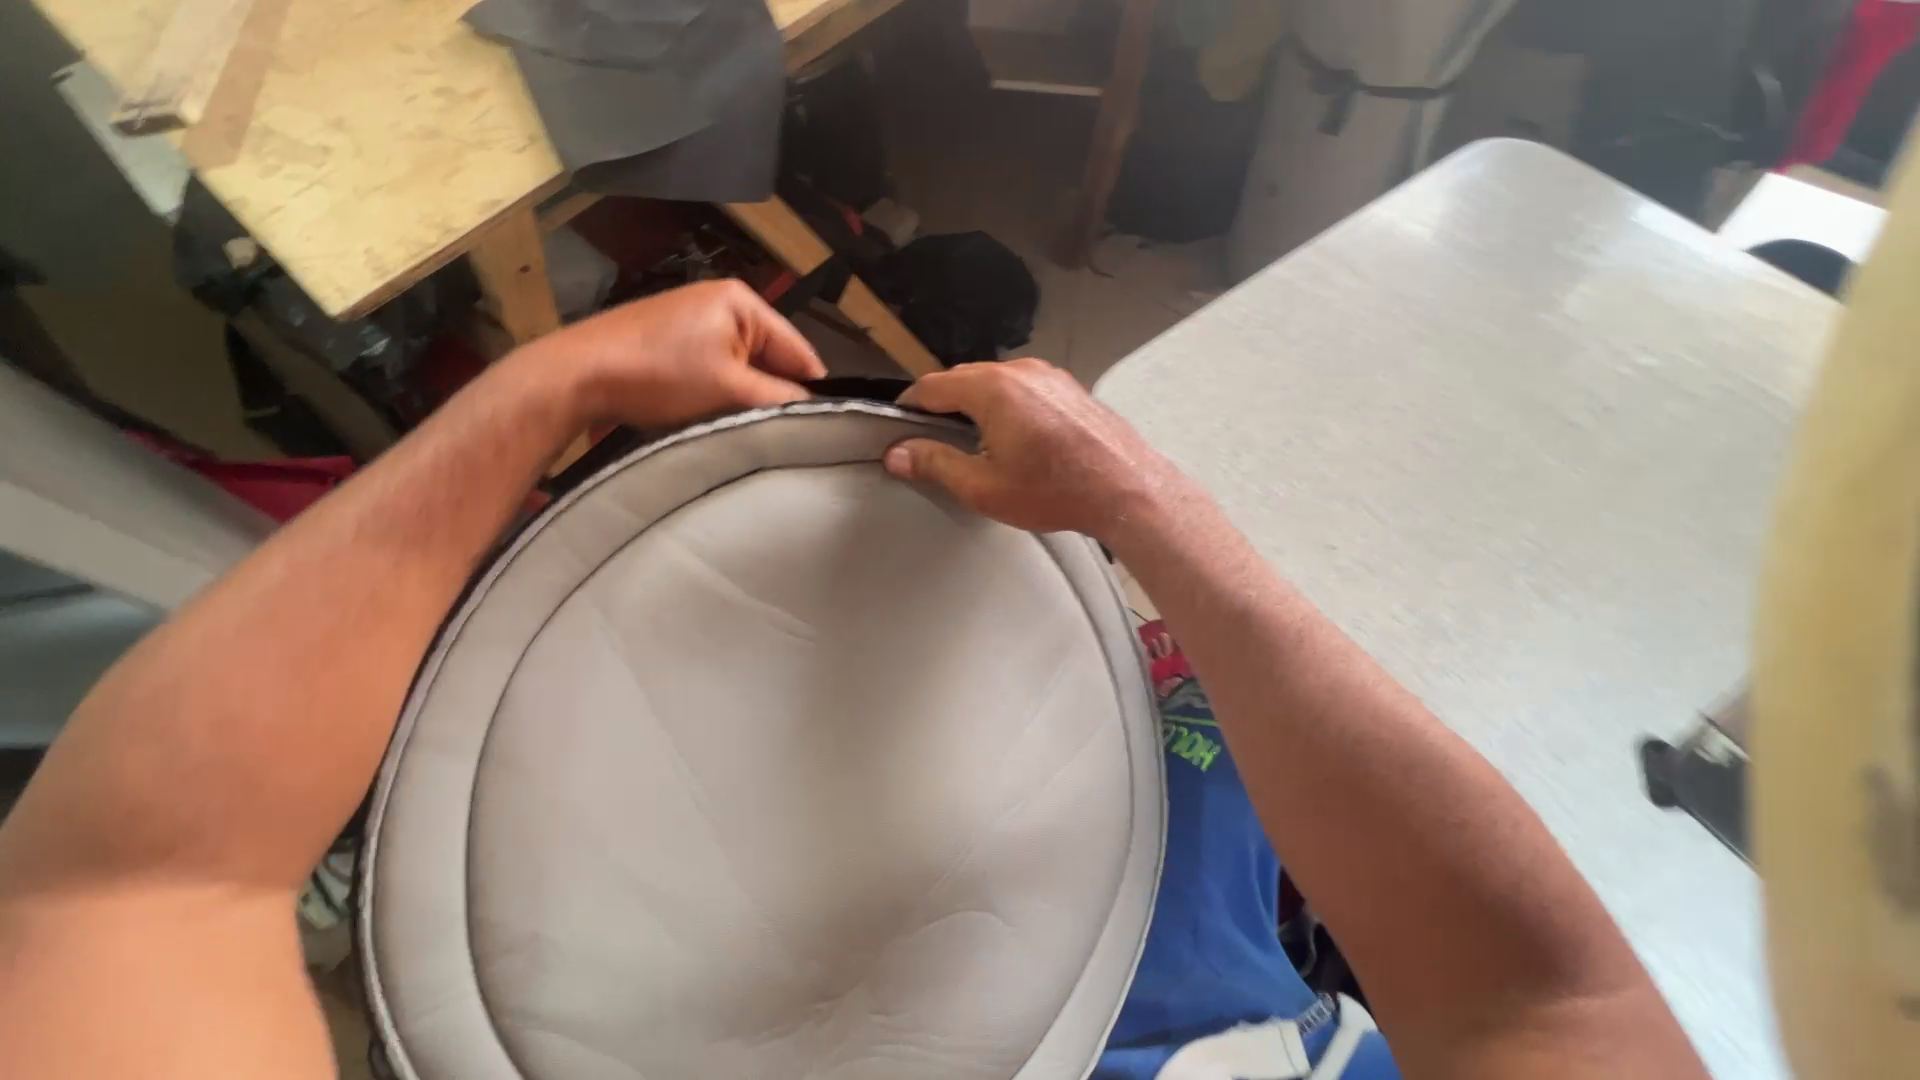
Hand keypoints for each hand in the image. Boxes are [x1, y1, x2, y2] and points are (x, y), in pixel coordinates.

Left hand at [513, 280, 825, 429]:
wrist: (578, 375)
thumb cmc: (659, 374)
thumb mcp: (730, 388)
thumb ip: (780, 398)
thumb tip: (818, 411)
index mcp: (744, 302)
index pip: (800, 350)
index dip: (814, 390)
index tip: (824, 429)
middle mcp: (724, 304)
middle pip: (773, 359)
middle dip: (776, 394)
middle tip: (788, 435)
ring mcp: (696, 322)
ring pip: (746, 369)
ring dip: (749, 397)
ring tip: (753, 429)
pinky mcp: (675, 342)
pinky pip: (718, 371)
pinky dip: (723, 394)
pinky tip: (718, 416)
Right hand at [883, 359, 1189, 539]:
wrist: (1125, 487)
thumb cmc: (1056, 491)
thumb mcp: (984, 488)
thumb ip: (935, 465)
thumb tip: (897, 454)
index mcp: (992, 389)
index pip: (931, 386)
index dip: (909, 406)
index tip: (898, 426)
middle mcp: (1019, 371)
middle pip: (961, 378)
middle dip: (941, 405)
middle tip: (930, 440)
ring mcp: (1047, 375)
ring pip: (993, 381)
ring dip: (974, 404)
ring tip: (971, 441)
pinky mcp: (1066, 386)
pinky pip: (1021, 387)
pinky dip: (1004, 404)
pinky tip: (1010, 436)